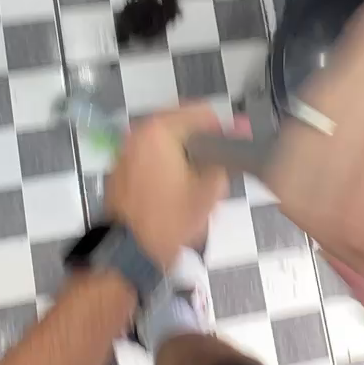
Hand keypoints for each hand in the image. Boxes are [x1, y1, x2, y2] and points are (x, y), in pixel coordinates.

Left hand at [104, 103, 231, 269]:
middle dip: (203, 141)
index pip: (202, 112)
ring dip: (186, 153)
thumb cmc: (170, 220)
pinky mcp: (121, 166)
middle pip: (183, 125)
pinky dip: (168, 162)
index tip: (235, 149)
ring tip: (202, 179)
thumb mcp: (208, 191)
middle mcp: (138, 132)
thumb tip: (242, 128)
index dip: (224, 129)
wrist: (129, 252)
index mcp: (159, 130)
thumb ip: (227, 154)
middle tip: (220, 166)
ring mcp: (125, 148)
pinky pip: (152, 154)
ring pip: (167, 140)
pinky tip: (179, 185)